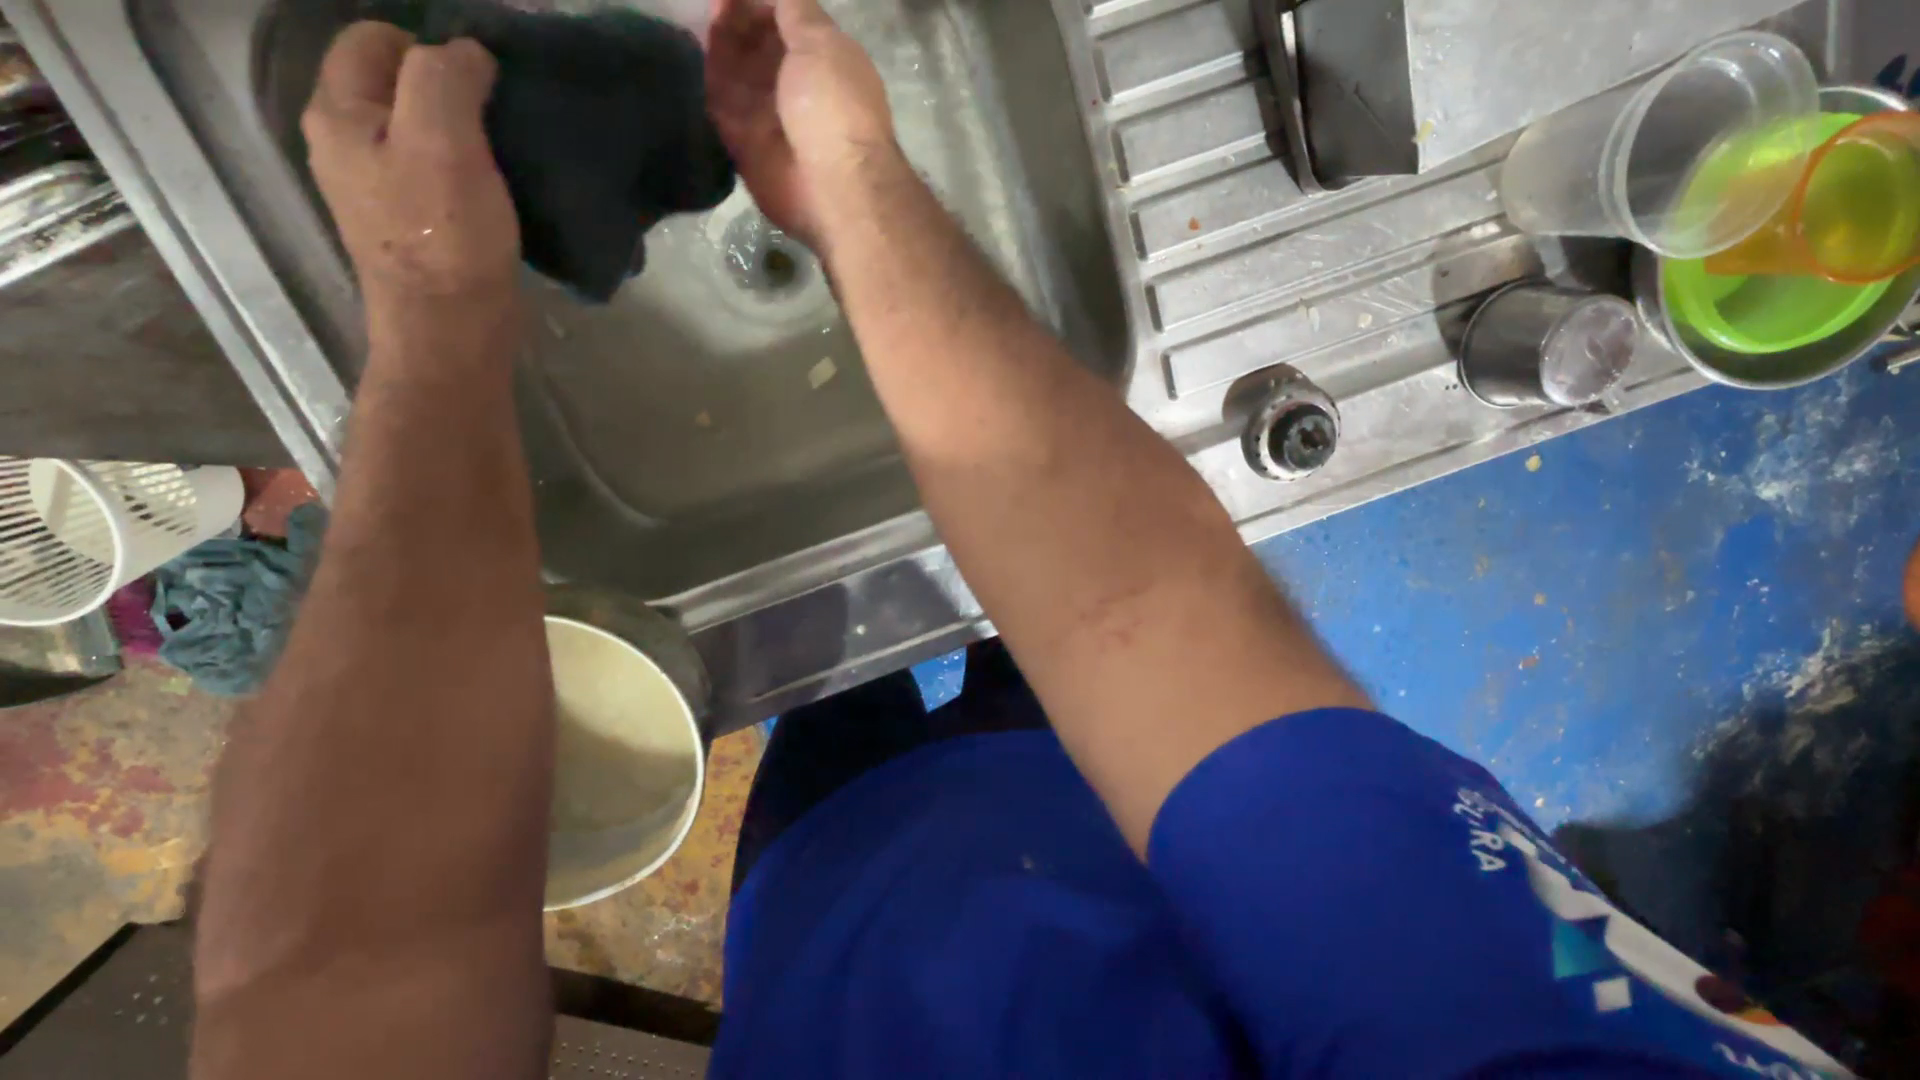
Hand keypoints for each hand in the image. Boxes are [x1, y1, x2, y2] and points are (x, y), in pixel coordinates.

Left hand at [303, 23, 520, 325]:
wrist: (451, 331)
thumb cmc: (445, 238)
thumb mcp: (443, 139)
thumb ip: (446, 77)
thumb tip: (469, 55)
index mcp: (338, 113)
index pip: (373, 38)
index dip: (430, 49)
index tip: (482, 87)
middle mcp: (344, 143)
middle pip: (396, 84)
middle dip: (448, 90)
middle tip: (498, 122)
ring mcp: (376, 187)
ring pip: (420, 130)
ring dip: (463, 133)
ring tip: (503, 156)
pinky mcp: (411, 223)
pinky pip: (435, 171)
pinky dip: (467, 170)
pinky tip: (495, 191)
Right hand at [705, 0, 898, 250]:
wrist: (833, 188)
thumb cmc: (834, 107)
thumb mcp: (821, 43)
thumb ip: (795, 10)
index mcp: (822, 60)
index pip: (785, 20)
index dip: (758, 2)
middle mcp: (795, 87)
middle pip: (757, 46)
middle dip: (735, 21)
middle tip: (711, 1)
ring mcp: (769, 116)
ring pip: (735, 73)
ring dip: (719, 45)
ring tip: (701, 18)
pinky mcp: (744, 143)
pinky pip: (720, 105)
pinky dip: (708, 79)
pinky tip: (694, 52)